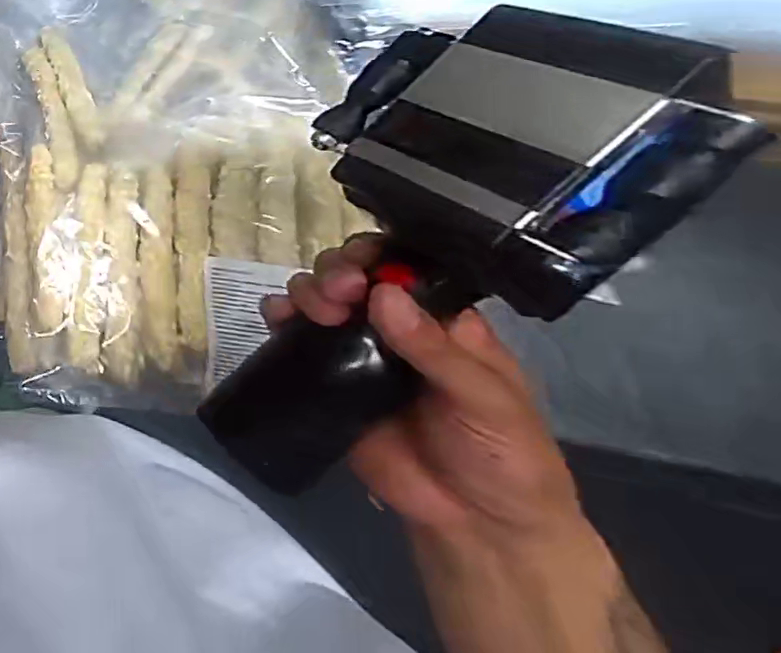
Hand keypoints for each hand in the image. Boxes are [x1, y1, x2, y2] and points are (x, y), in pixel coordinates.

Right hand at [263, 235, 587, 549]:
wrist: (472, 525)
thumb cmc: (504, 456)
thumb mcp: (487, 400)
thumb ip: (436, 349)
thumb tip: (385, 294)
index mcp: (439, 320)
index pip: (402, 267)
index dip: (377, 255)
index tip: (363, 265)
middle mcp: (392, 324)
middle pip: (353, 273)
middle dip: (338, 271)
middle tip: (340, 293)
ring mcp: (356, 349)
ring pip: (319, 296)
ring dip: (308, 289)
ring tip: (316, 311)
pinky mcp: (326, 376)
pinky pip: (294, 336)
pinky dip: (279, 317)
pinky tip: (277, 317)